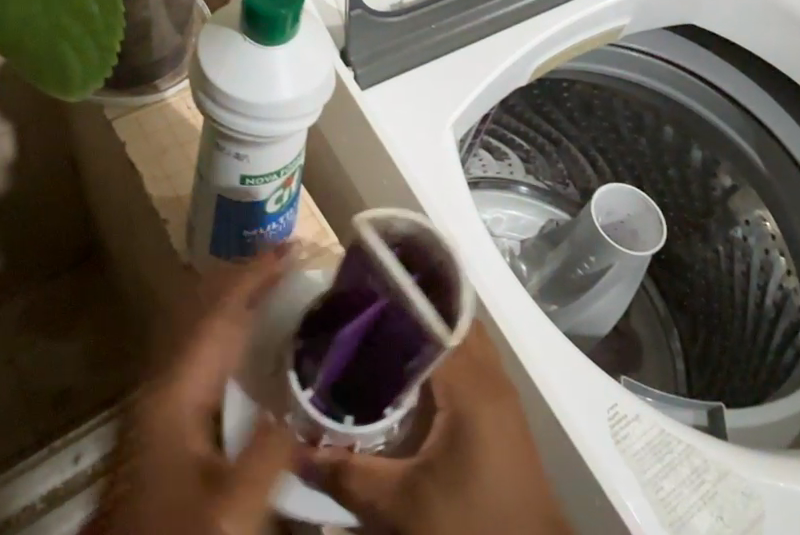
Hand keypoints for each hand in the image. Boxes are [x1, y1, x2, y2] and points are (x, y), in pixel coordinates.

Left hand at [84, 251, 298, 534]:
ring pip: (194, 324)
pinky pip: (194, 345)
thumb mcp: (231, 504)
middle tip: (286, 257)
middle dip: (241, 276)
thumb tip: (308, 405)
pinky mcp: (159, 413)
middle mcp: (160, 380)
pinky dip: (221, 323)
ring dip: (230, 296)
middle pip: (199, 307)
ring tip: (271, 281)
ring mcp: (155, 395)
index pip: (217, 313)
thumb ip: (270, 453)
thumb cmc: (173, 529)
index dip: (253, 275)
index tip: (289, 247)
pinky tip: (243, 336)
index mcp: (175, 389)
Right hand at [309, 324, 572, 534]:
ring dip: (429, 333)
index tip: (362, 287)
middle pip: (453, 321)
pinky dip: (442, 357)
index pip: (436, 318)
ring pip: (464, 342)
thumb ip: (347, 473)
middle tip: (365, 307)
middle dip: (412, 310)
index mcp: (471, 384)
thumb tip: (296, 452)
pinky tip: (408, 375)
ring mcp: (502, 395)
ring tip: (380, 332)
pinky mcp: (503, 414)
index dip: (399, 300)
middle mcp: (492, 377)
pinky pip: (471, 364)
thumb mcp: (401, 505)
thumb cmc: (470, 523)